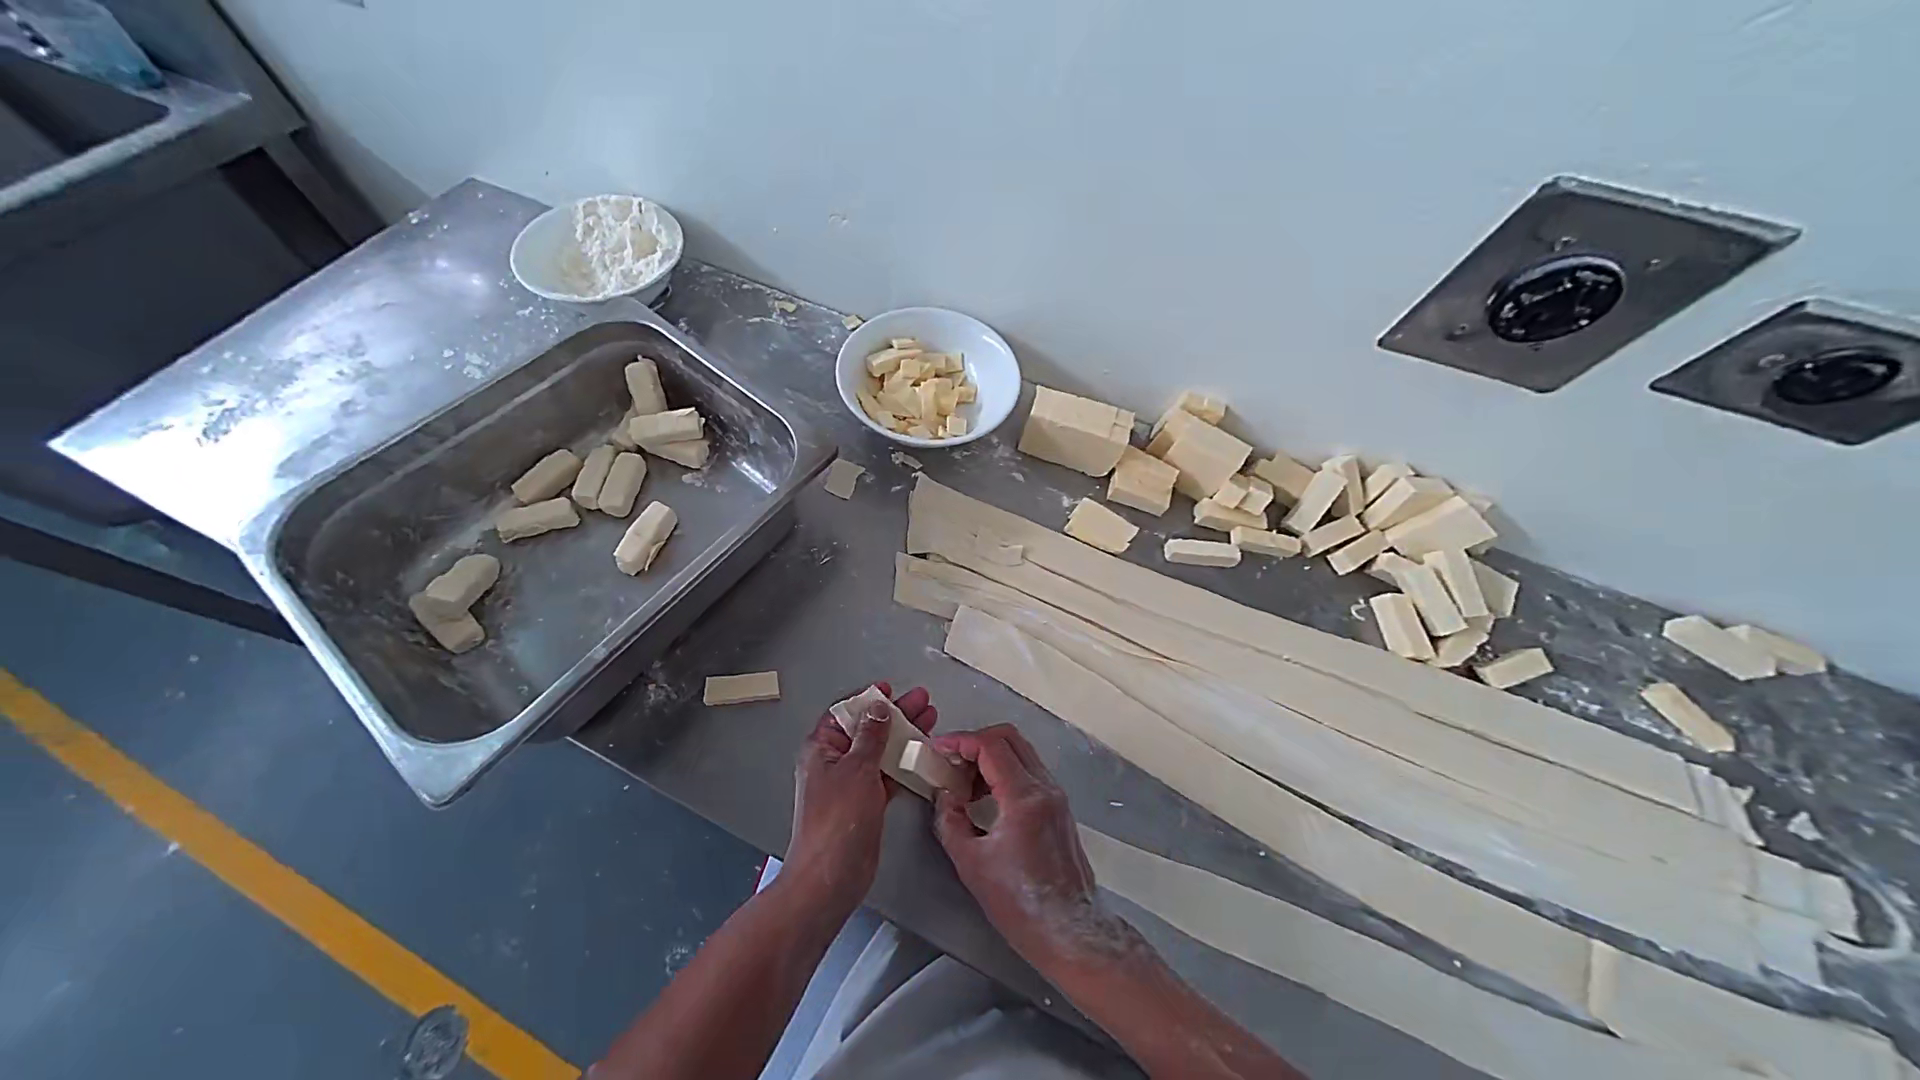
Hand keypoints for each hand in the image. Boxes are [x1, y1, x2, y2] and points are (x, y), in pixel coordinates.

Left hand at [784, 683, 936, 916]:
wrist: (832, 876)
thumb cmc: (837, 818)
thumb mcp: (856, 769)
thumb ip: (871, 737)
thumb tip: (877, 707)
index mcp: (822, 748)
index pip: (845, 713)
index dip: (867, 699)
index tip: (890, 688)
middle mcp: (836, 761)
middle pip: (869, 729)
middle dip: (895, 714)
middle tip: (922, 700)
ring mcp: (853, 783)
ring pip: (882, 750)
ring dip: (905, 735)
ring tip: (930, 717)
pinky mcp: (868, 802)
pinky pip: (888, 773)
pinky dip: (905, 762)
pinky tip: (925, 752)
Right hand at [930, 724, 1121, 971]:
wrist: (1067, 930)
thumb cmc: (1020, 904)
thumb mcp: (971, 863)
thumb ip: (950, 821)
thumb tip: (944, 796)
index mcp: (1025, 798)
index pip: (991, 746)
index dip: (960, 741)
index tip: (939, 748)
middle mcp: (1045, 789)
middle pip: (1010, 737)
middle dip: (976, 741)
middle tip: (951, 759)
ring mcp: (1056, 796)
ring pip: (1022, 752)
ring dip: (991, 756)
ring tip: (964, 781)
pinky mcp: (1059, 808)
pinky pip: (1029, 771)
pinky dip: (1005, 771)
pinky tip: (985, 796)